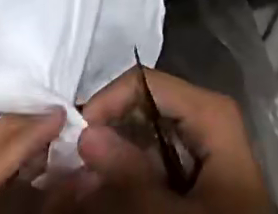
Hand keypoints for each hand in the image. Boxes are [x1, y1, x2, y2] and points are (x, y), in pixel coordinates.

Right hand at [59, 69, 269, 212]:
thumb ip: (130, 176)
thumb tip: (85, 134)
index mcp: (209, 111)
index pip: (145, 82)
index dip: (106, 102)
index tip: (73, 137)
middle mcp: (204, 117)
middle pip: (142, 109)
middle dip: (104, 135)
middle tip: (67, 166)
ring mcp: (199, 145)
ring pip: (142, 138)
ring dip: (110, 161)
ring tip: (78, 185)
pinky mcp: (194, 173)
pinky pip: (152, 164)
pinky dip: (126, 179)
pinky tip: (101, 195)